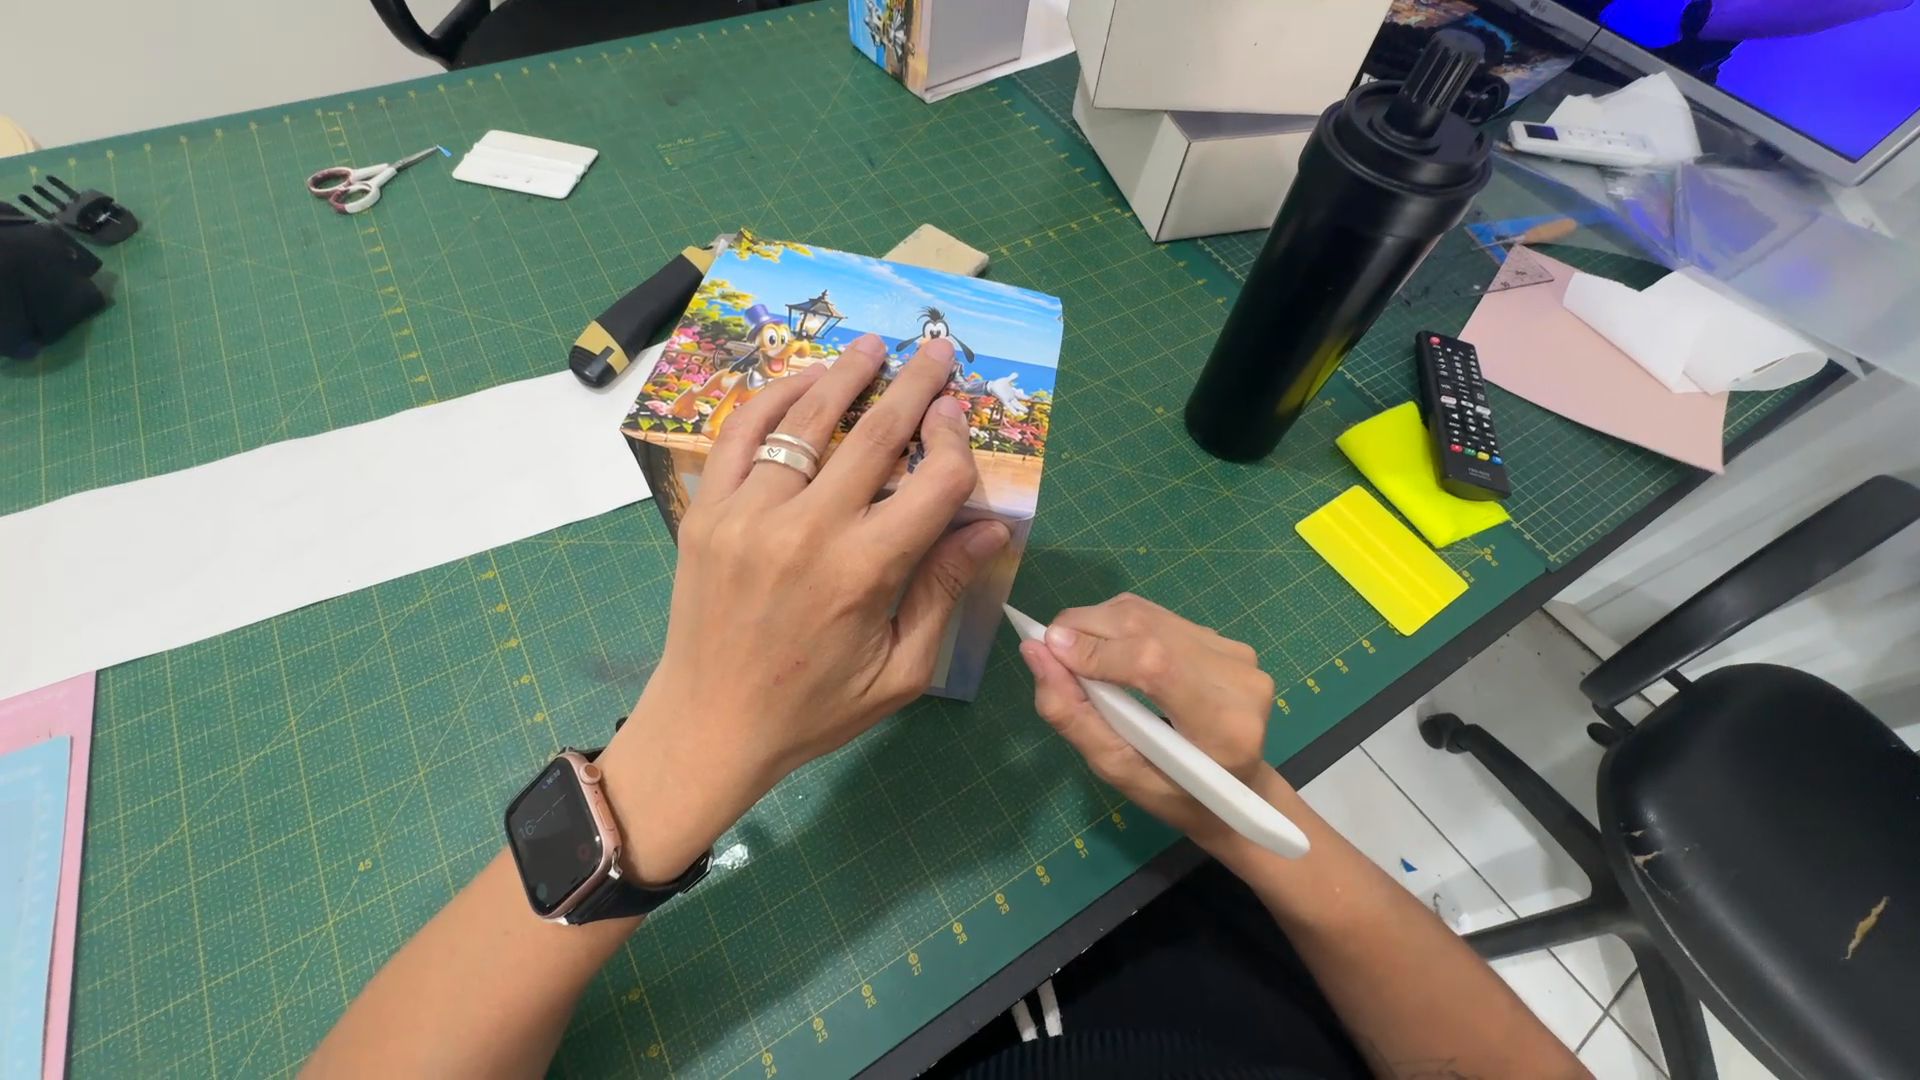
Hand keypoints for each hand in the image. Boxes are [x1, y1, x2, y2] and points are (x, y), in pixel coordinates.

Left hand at [598, 335, 1009, 880]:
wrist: (709, 726)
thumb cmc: (816, 708)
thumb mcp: (900, 671)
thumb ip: (943, 593)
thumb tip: (989, 530)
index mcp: (863, 572)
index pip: (932, 484)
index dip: (956, 445)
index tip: (960, 417)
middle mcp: (806, 530)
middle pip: (876, 435)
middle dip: (916, 387)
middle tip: (936, 350)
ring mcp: (748, 514)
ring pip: (807, 421)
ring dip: (846, 376)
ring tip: (873, 346)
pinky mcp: (707, 512)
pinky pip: (741, 435)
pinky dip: (774, 399)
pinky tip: (805, 382)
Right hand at [1018, 593, 1285, 847]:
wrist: (1238, 789)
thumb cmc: (1173, 793)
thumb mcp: (1115, 770)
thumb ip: (1072, 715)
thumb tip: (1034, 652)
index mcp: (1221, 726)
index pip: (1152, 663)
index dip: (1095, 649)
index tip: (1047, 649)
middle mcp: (1237, 680)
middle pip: (1145, 627)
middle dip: (1084, 629)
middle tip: (1051, 649)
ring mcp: (1237, 654)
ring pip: (1147, 614)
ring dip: (1099, 624)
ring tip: (1080, 654)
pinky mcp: (1228, 640)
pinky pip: (1158, 616)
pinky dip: (1121, 625)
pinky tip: (1114, 651)